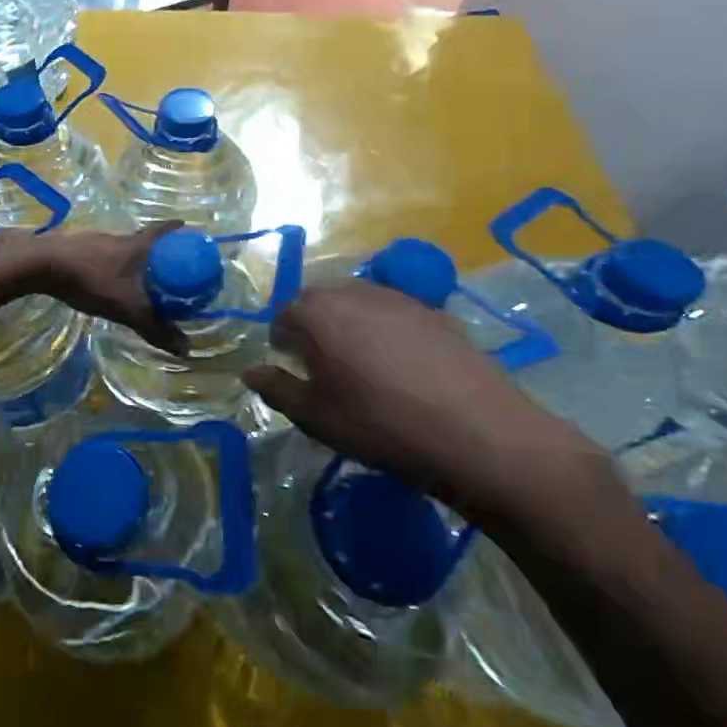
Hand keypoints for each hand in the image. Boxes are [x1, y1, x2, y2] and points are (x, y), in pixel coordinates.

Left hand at [26, 222, 190, 356]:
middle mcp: (118, 238)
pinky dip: (112, 265)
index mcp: (136, 245)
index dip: (176, 229)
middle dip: (157, 248)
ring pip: (122, 248)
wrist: (40, 264)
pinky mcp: (76, 250)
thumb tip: (185, 349)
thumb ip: (155, 328)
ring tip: (140, 275)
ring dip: (133, 258)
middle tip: (168, 262)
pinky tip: (107, 280)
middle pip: (143, 239)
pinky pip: (102, 256)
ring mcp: (95, 242)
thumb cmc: (90, 280)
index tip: (187, 229)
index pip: (162, 230)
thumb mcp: (127, 308)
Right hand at [243, 280, 613, 525]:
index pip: (283, 316)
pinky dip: (385, 329)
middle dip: (313, 326)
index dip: (282, 342)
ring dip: (349, 323)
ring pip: (357, 301)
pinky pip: (393, 311)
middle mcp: (353, 292)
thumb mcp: (316, 416)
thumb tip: (250, 372)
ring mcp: (398, 297)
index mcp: (316, 313)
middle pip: (319, 300)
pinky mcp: (435, 310)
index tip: (292, 370)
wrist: (476, 434)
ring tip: (362, 364)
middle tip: (323, 367)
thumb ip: (277, 389)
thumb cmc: (379, 425)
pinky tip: (401, 365)